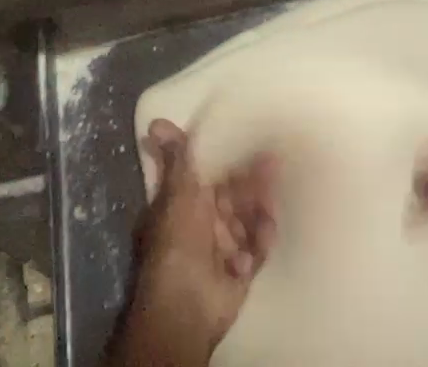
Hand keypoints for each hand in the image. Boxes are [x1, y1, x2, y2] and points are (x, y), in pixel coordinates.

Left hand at [112, 119, 277, 366]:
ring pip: (248, 218)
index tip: (248, 139)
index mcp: (182, 204)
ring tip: (269, 205)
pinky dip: (260, 241)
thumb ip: (175, 158)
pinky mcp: (240, 268)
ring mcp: (221, 247)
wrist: (186, 305)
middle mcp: (201, 224)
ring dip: (259, 210)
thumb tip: (155, 121)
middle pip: (232, 195)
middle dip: (251, 181)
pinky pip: (256, 247)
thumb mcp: (176, 193)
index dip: (226, 158)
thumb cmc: (176, 243)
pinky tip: (259, 240)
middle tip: (273, 161)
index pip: (207, 174)